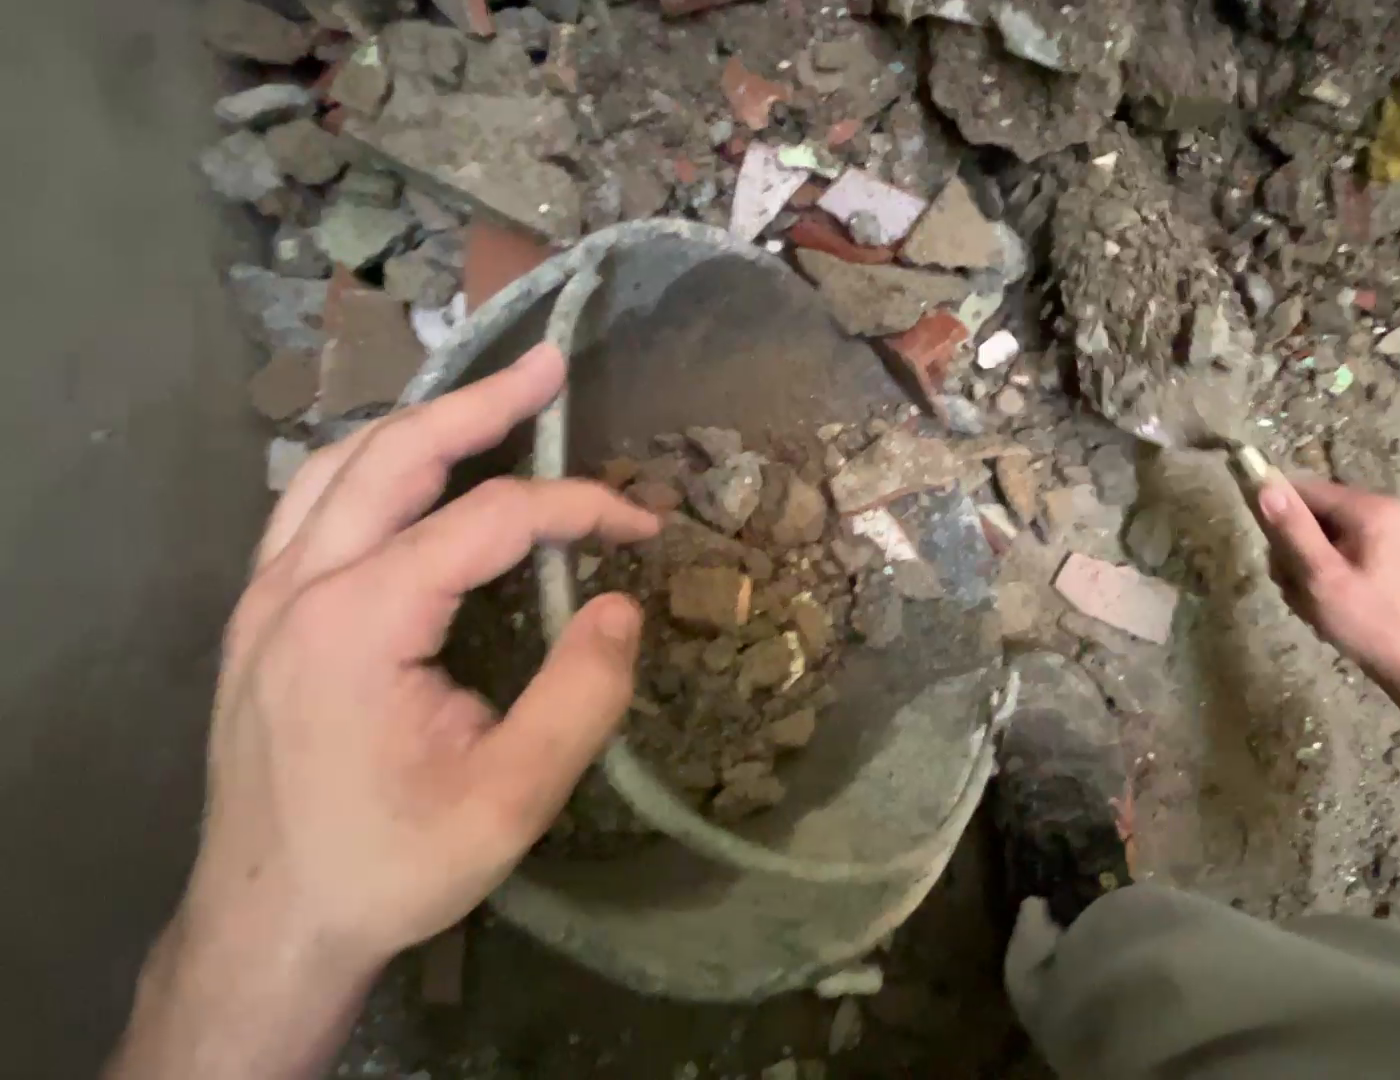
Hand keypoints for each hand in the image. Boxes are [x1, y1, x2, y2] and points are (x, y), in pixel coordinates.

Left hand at [189, 342, 658, 973]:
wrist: (272, 926)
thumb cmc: (398, 861)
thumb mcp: (517, 794)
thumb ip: (582, 692)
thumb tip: (620, 604)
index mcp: (359, 623)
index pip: (488, 520)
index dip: (579, 507)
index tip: (645, 529)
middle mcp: (297, 588)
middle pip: (393, 455)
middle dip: (482, 403)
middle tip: (549, 364)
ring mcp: (267, 599)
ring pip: (338, 468)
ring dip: (423, 424)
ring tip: (493, 400)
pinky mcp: (265, 619)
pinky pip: (314, 506)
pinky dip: (377, 466)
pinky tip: (416, 474)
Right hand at [1253, 474, 1399, 689]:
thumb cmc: (1368, 621)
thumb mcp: (1321, 576)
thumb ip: (1292, 529)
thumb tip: (1263, 485)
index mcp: (1369, 508)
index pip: (1301, 490)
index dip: (1277, 518)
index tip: (1275, 557)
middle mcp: (1378, 511)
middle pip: (1308, 515)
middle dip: (1291, 552)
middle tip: (1298, 589)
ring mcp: (1382, 535)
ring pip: (1316, 538)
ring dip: (1302, 570)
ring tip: (1313, 603)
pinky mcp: (1380, 556)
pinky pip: (1333, 554)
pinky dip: (1321, 577)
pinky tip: (1326, 604)